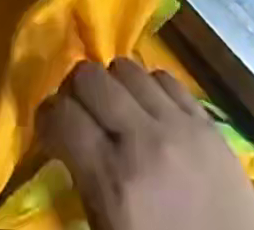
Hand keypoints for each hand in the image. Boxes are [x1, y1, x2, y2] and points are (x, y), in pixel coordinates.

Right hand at [38, 59, 253, 229]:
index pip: (62, 116)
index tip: (48, 129)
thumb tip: (66, 146)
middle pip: (91, 76)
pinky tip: (150, 111)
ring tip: (115, 109)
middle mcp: (143, 140)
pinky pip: (166, 78)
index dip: (47, 117)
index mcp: (112, 181)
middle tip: (78, 112)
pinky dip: (149, 87)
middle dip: (75, 90)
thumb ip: (84, 185)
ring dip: (112, 84)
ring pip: (128, 67)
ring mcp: (179, 124)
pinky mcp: (207, 121)